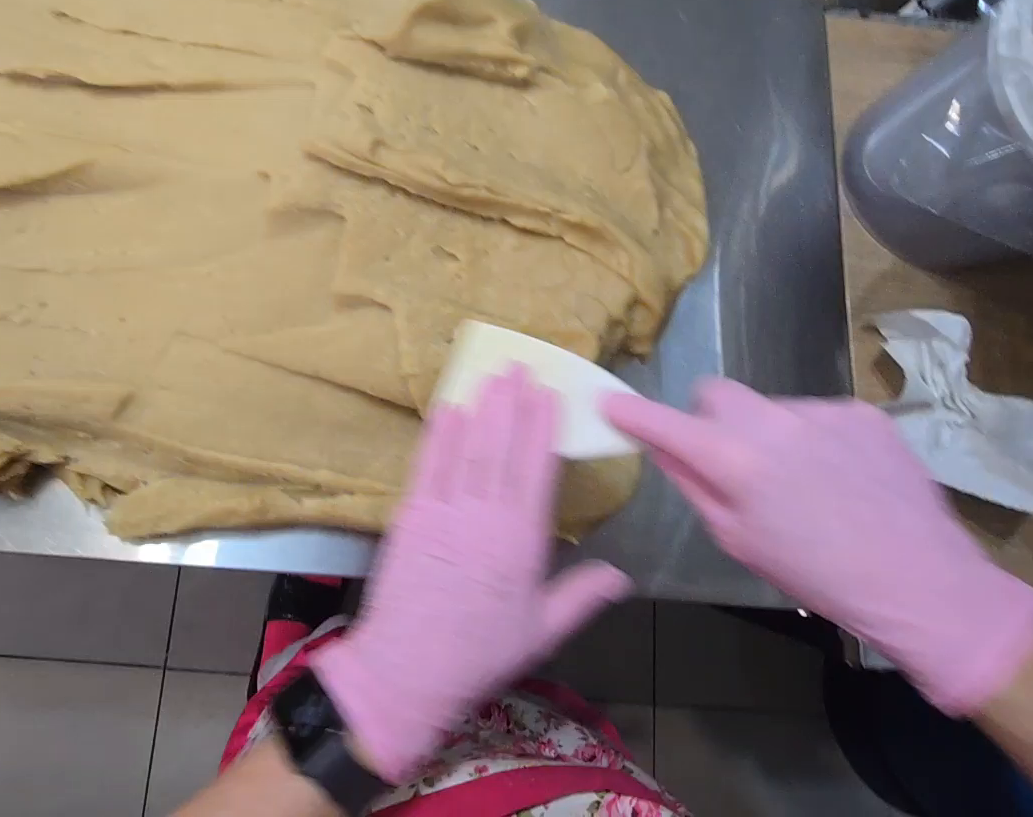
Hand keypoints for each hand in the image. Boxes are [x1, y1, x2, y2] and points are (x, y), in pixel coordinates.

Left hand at [312, 367, 634, 781]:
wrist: (407, 667)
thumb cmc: (480, 651)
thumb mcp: (541, 630)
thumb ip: (583, 596)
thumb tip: (624, 575)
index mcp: (521, 539)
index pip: (536, 467)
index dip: (542, 426)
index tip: (548, 393)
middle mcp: (485, 514)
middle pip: (502, 445)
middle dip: (512, 402)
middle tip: (519, 366)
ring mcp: (444, 509)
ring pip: (468, 446)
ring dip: (481, 406)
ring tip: (491, 375)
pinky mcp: (411, 513)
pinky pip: (428, 463)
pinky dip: (440, 433)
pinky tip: (449, 408)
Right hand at [603, 379, 1032, 714]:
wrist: (924, 582)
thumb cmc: (815, 574)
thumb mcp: (738, 540)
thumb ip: (693, 485)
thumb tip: (663, 447)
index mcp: (735, 460)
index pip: (666, 423)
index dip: (632, 413)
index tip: (609, 403)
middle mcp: (772, 420)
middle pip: (716, 395)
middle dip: (711, 420)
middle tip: (730, 462)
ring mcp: (821, 410)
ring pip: (768, 407)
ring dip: (767, 433)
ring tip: (805, 482)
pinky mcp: (861, 412)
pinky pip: (814, 414)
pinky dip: (813, 438)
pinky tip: (841, 476)